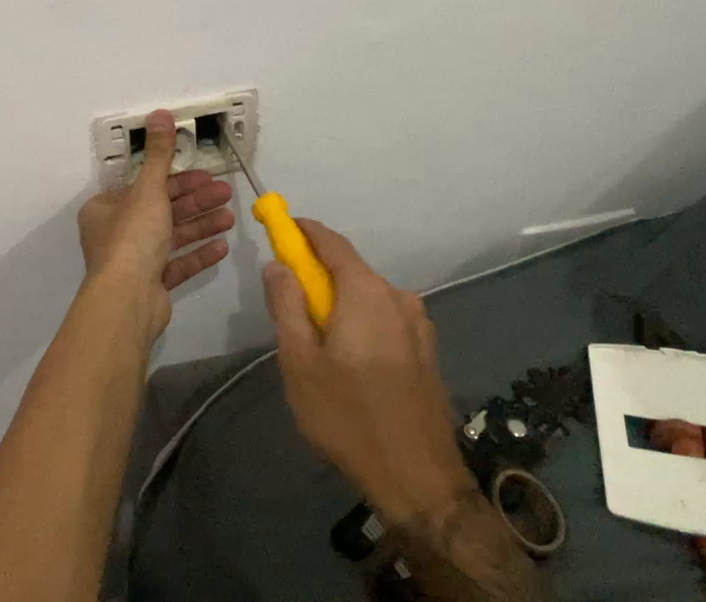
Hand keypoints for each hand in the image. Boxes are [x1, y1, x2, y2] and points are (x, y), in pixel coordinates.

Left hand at [77, 109, 235, 342]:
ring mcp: (133, 262)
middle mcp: (115, 234)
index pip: (145, 187)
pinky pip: (177, 264)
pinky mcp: (150, 285)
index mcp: (105, 209)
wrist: (127, 300)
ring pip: (172, 237)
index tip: (206, 175)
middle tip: (226, 193)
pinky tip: (222, 247)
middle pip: (162, 211)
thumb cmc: (132, 238)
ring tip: (231, 218)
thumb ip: (160, 154)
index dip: (177, 180)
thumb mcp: (148, 189)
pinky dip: (198, 254)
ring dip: (201, 225)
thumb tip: (160, 114)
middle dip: (196, 202)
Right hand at [262, 220, 471, 520]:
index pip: (332, 242)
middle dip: (316, 275)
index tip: (279, 226)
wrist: (418, 477)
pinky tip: (349, 362)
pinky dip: (360, 322)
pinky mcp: (427, 351)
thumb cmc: (348, 416)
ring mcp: (418, 325)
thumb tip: (278, 265)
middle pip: (350, 270)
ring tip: (316, 344)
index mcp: (365, 292)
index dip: (303, 231)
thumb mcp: (300, 362)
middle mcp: (397, 298)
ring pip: (368, 298)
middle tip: (287, 301)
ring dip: (339, 304)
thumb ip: (286, 305)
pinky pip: (385, 320)